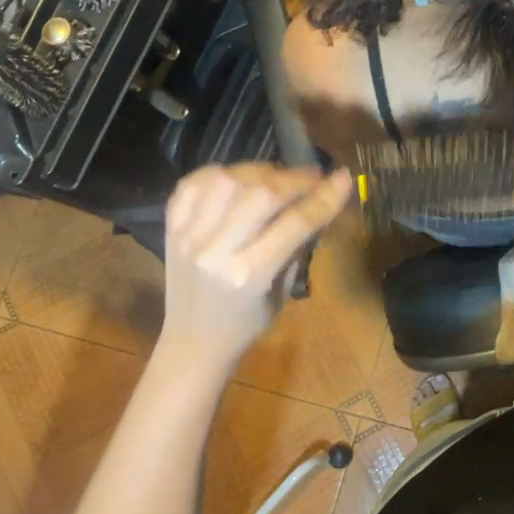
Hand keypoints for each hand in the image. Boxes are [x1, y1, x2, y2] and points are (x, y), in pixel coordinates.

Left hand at [160, 163, 351, 358]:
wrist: (192, 342)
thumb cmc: (246, 323)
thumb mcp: (282, 292)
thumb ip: (297, 245)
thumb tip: (320, 201)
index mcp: (249, 276)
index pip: (294, 223)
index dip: (324, 197)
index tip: (343, 178)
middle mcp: (215, 251)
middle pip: (261, 194)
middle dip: (294, 179)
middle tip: (313, 176)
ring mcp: (188, 236)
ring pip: (227, 180)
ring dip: (259, 171)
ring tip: (277, 177)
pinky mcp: (170, 228)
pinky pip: (193, 184)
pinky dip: (220, 173)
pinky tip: (239, 178)